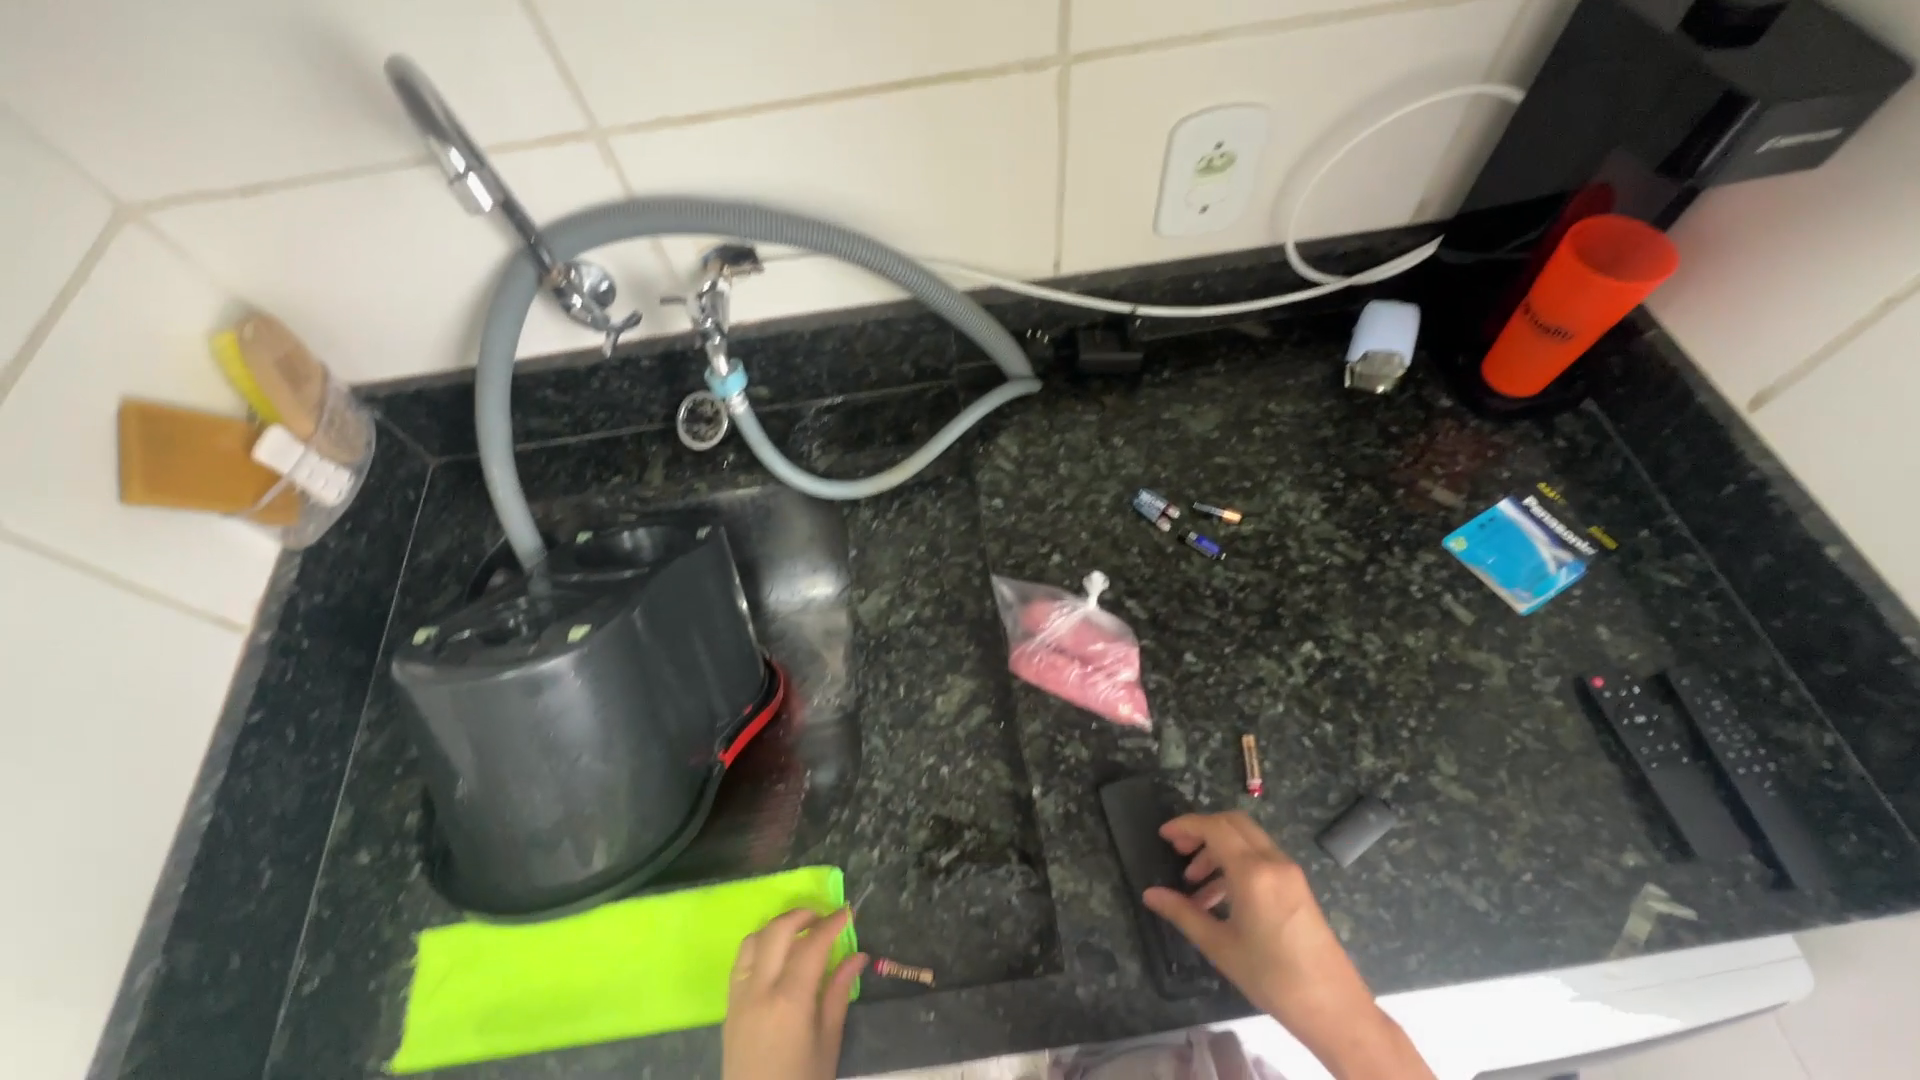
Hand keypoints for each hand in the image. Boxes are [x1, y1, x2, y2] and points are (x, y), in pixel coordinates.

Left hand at [722, 908, 867, 1079]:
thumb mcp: (828, 1042)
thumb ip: (839, 993)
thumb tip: (858, 956)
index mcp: (790, 1001)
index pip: (812, 946)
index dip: (831, 924)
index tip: (847, 913)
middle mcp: (760, 991)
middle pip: (777, 931)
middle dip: (801, 915)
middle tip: (823, 917)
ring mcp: (739, 997)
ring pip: (753, 940)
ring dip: (777, 927)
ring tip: (800, 932)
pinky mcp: (729, 1006)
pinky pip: (741, 961)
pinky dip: (760, 945)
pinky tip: (777, 955)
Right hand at [1142, 812, 1432, 1079]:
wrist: (1333, 1007)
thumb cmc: (1271, 977)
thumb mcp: (1220, 946)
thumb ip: (1182, 913)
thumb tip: (1150, 894)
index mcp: (1253, 872)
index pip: (1215, 827)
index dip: (1185, 825)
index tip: (1163, 836)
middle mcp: (1273, 862)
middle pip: (1233, 823)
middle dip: (1202, 830)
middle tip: (1178, 851)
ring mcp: (1290, 873)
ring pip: (1247, 841)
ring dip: (1218, 850)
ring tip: (1194, 884)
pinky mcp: (1298, 887)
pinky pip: (1261, 859)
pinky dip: (1236, 864)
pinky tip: (1220, 899)